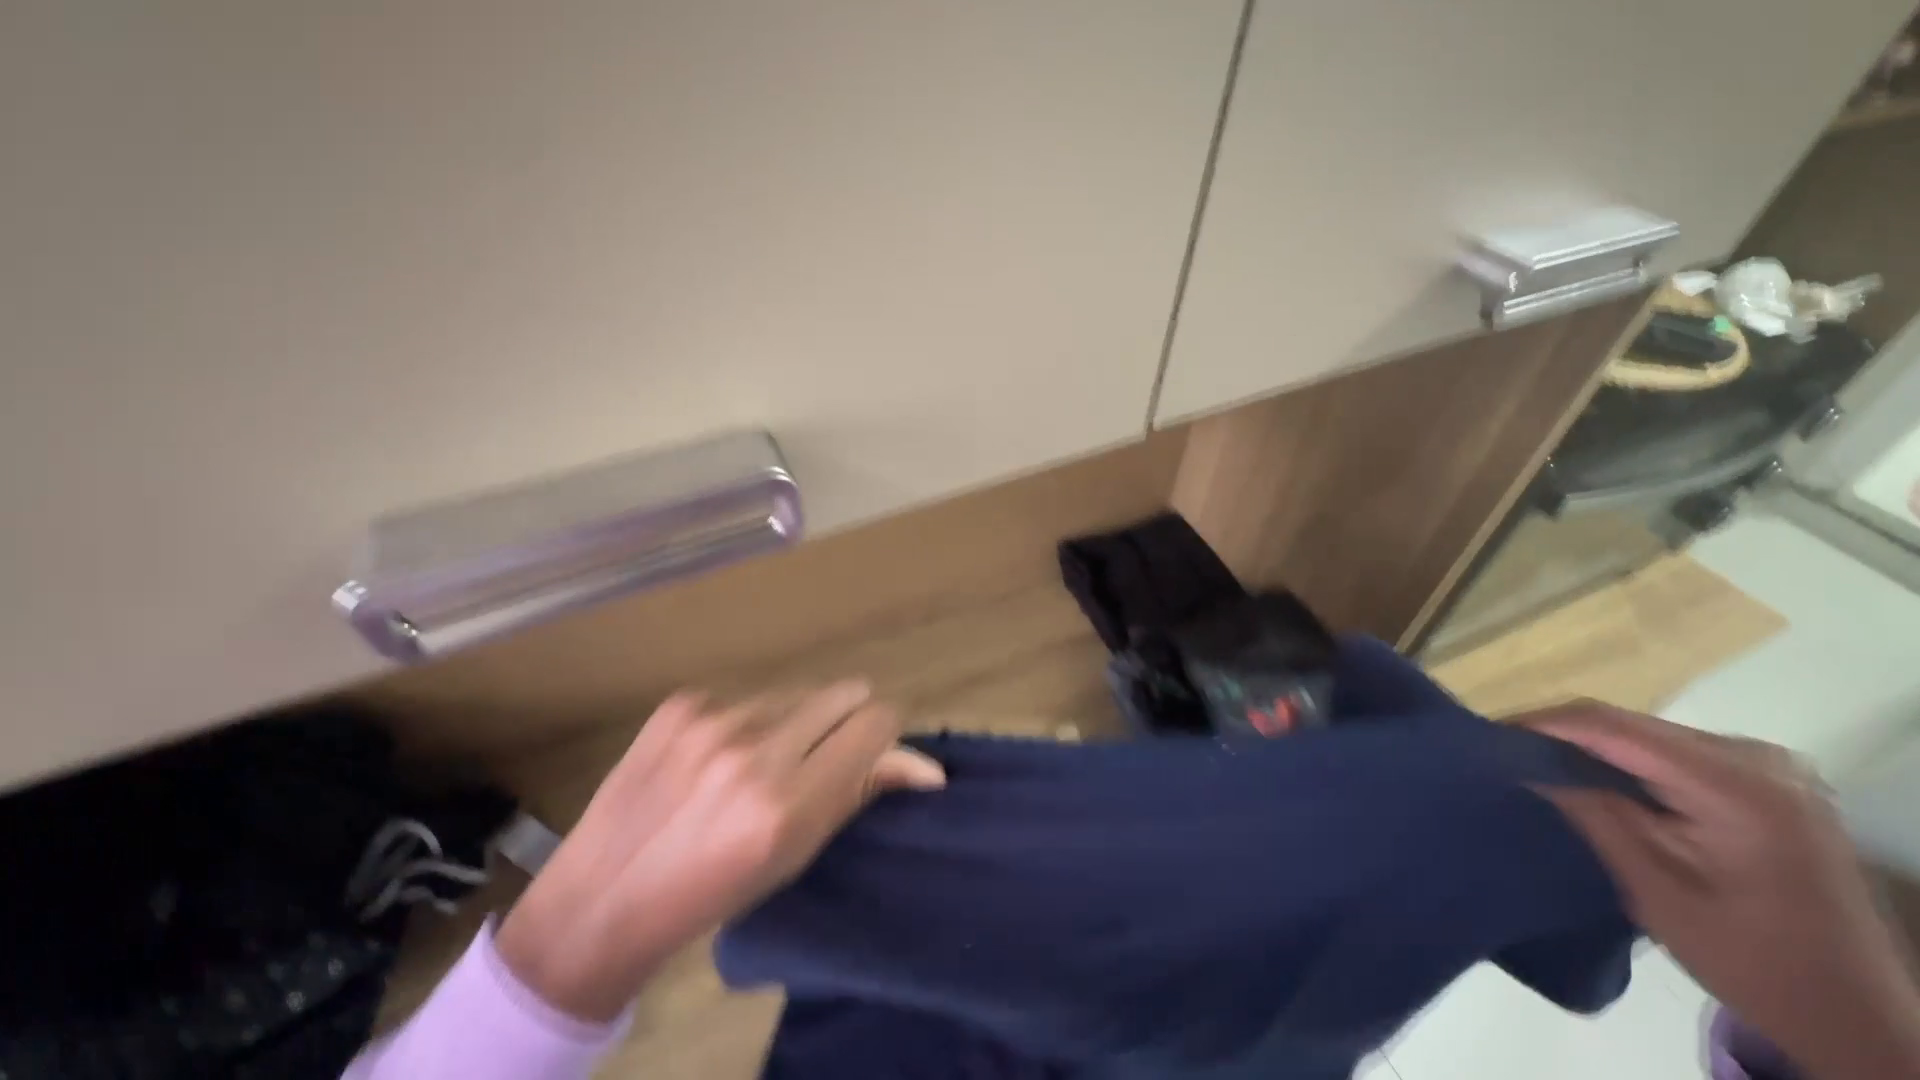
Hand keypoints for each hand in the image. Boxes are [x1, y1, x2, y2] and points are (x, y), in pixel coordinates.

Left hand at [494, 681, 945, 1021]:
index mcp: (787, 805)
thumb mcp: (795, 856)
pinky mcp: (679, 703)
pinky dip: (749, 722)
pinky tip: (718, 757)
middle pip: (844, 692)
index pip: (875, 724)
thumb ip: (858, 795)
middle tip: (826, 756)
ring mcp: (711, 721)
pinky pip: (747, 696)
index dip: (886, 735)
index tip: (876, 753)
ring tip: (763, 763)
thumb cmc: (712, 891)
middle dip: (848, 719)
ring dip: (797, 721)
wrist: (604, 895)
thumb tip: (928, 767)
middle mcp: (753, 751)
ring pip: (796, 692)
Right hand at [1521, 703, 1919, 1078]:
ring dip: (1594, 748)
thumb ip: (1593, 814)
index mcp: (1737, 786)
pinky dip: (1629, 763)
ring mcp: (1770, 768)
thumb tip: (1525, 765)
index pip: (1615, 727)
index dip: (1544, 723)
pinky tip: (1595, 781)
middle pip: (1634, 725)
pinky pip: (1677, 754)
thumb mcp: (1654, 889)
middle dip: (1564, 735)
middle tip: (1505, 754)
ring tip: (1537, 765)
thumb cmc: (1750, 960)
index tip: (1487, 735)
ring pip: (1651, 736)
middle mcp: (1759, 759)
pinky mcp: (1770, 782)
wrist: (1853, 1013)